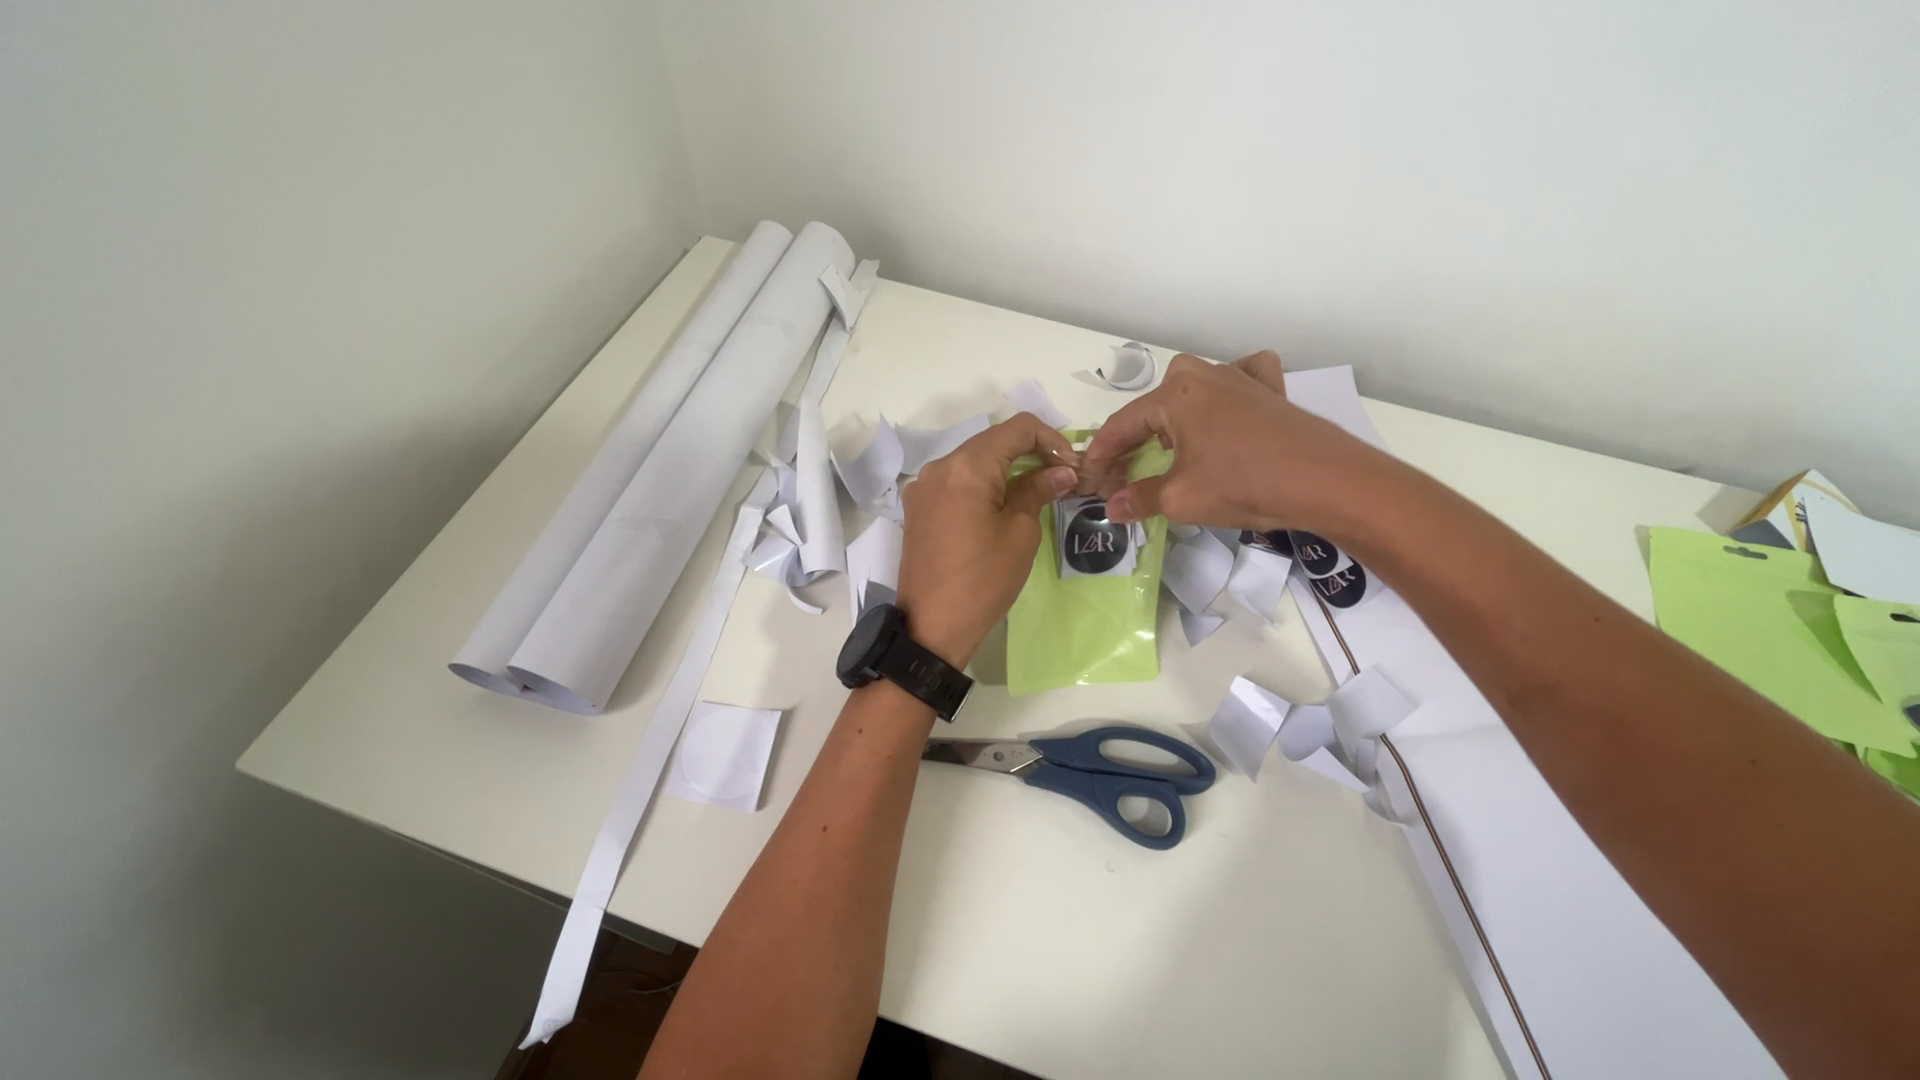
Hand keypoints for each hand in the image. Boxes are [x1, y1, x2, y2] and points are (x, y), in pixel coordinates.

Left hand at [896, 413, 1078, 666]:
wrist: (931, 626)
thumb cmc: (983, 580)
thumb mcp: (1020, 534)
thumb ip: (1038, 491)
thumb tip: (1061, 472)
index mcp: (967, 466)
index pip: (1017, 428)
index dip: (1051, 439)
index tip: (1071, 465)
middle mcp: (940, 466)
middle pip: (992, 441)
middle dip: (1030, 452)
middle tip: (1061, 478)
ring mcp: (924, 487)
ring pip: (973, 461)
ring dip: (1006, 469)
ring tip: (1035, 492)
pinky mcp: (918, 508)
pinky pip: (956, 482)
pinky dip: (982, 484)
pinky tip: (1002, 506)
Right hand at [1082, 351, 1388, 534]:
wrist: (1326, 480)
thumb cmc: (1244, 485)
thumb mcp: (1181, 498)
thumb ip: (1140, 499)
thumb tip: (1110, 508)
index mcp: (1174, 394)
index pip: (1123, 425)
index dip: (1102, 455)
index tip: (1090, 479)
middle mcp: (1203, 376)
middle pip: (1155, 405)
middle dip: (1136, 438)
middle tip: (1127, 471)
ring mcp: (1241, 378)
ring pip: (1194, 389)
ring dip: (1175, 417)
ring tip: (1171, 446)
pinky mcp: (1271, 390)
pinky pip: (1242, 378)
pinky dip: (1230, 390)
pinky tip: (1230, 405)